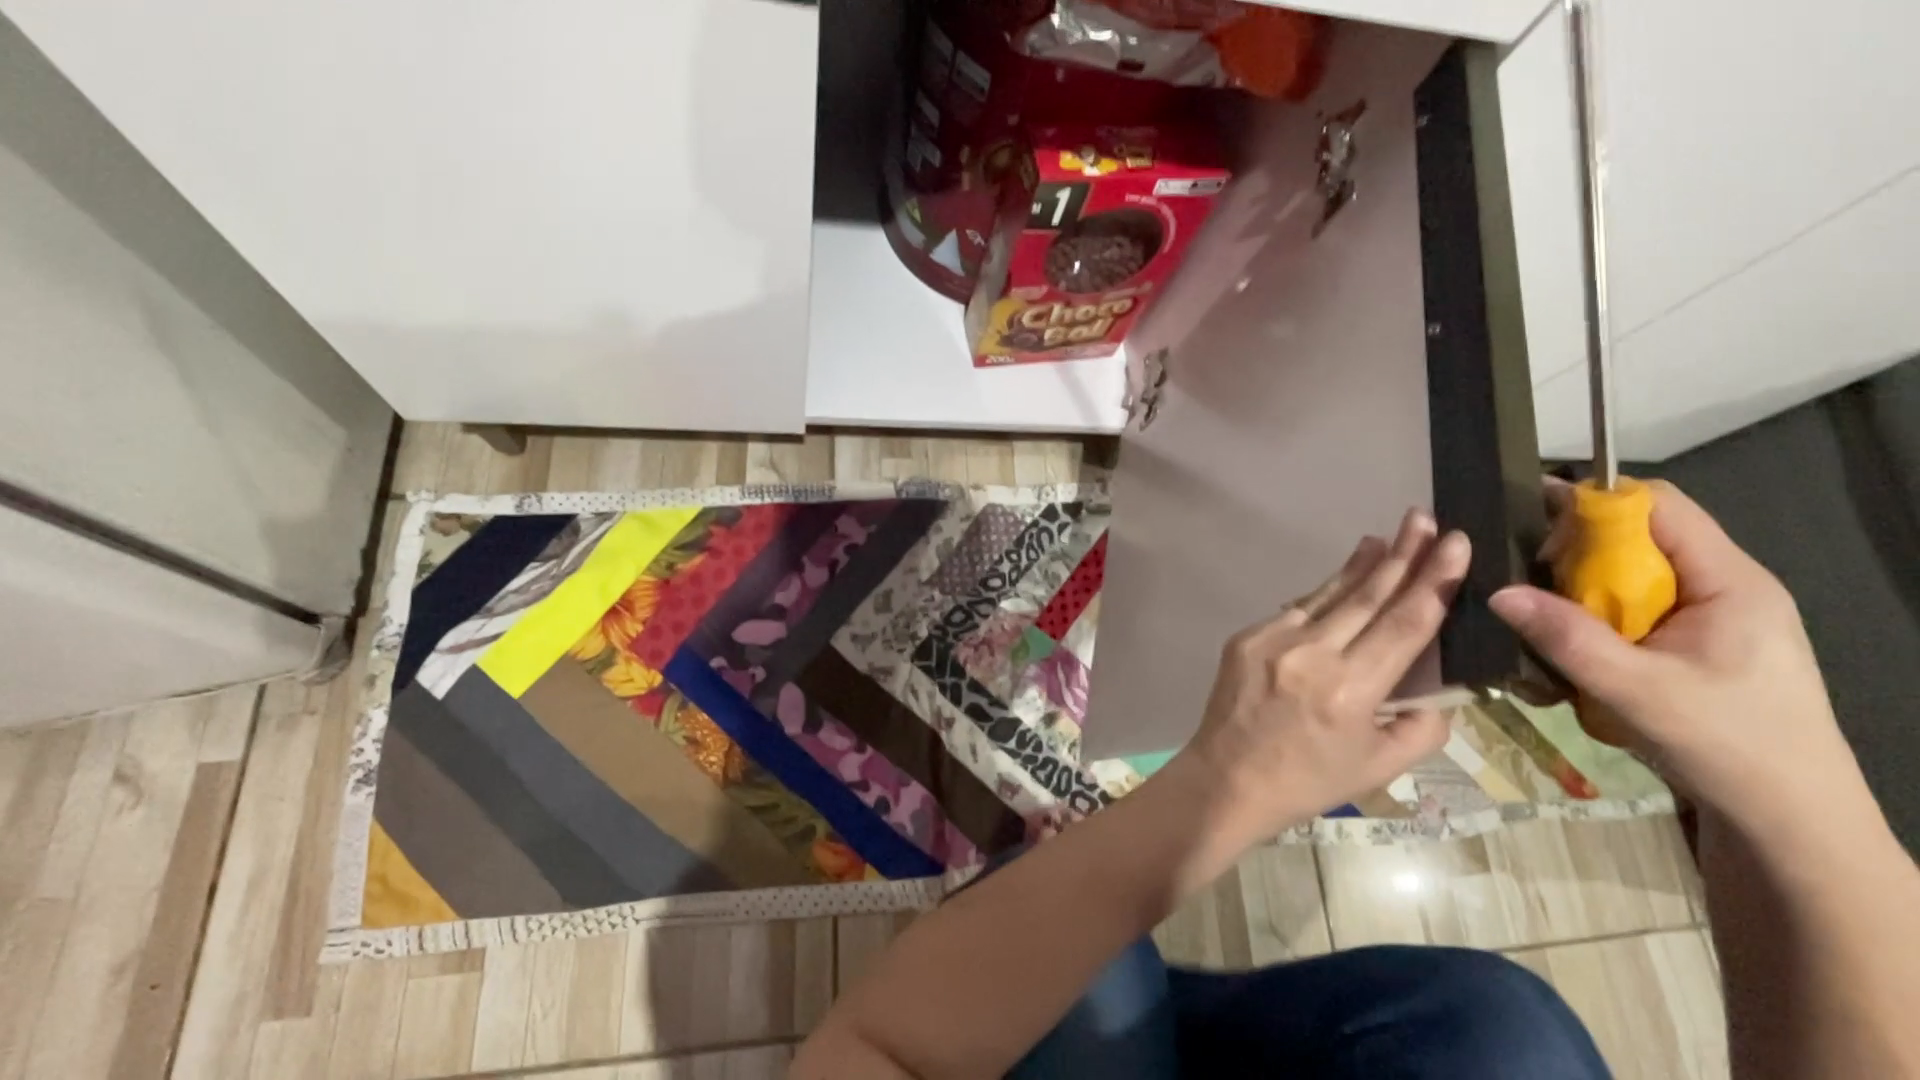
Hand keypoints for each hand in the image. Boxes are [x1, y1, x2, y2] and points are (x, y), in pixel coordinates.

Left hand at [1184, 509, 1470, 838]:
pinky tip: (1343, 583)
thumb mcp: (1382, 766)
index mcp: (1351, 688)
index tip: (1458, 543)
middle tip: (1425, 518)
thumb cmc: (1309, 781)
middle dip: (1402, 554)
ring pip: (1329, 595)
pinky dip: (1324, 597)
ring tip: (1387, 538)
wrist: (1226, 780)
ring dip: (1361, 565)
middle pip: (1368, 595)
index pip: (1407, 622)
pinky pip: (1296, 611)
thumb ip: (1423, 725)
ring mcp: (1272, 640)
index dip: (1436, 580)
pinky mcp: (1246, 637)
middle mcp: (1312, 654)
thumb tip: (1440, 687)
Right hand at [1489, 479, 1867, 833]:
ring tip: (1540, 621)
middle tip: (1527, 583)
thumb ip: (1568, 639)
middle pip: (1638, 539)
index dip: (1594, 505)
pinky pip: (1634, 612)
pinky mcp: (1694, 646)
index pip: (1659, 505)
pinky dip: (1595, 623)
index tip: (1535, 528)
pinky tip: (1571, 653)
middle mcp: (1723, 586)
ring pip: (1630, 578)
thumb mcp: (1639, 691)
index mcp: (1729, 580)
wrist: (1790, 821)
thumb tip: (1498, 592)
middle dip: (1577, 555)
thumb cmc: (1729, 746)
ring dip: (1581, 594)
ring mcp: (1710, 618)